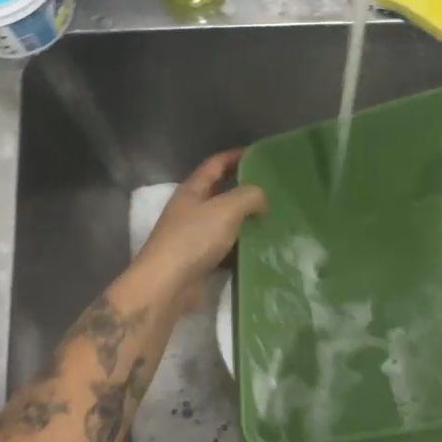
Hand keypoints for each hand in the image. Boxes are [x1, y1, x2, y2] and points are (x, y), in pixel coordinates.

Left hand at [134, 149, 268, 308]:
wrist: (167, 286)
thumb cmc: (193, 239)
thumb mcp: (226, 209)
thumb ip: (249, 196)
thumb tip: (262, 200)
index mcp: (192, 191)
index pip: (215, 165)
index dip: (235, 156)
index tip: (259, 155)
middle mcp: (191, 210)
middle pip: (220, 193)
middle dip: (245, 190)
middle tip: (273, 190)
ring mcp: (194, 237)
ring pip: (225, 222)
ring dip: (246, 220)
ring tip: (273, 219)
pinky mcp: (200, 261)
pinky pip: (226, 248)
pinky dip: (242, 247)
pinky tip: (261, 248)